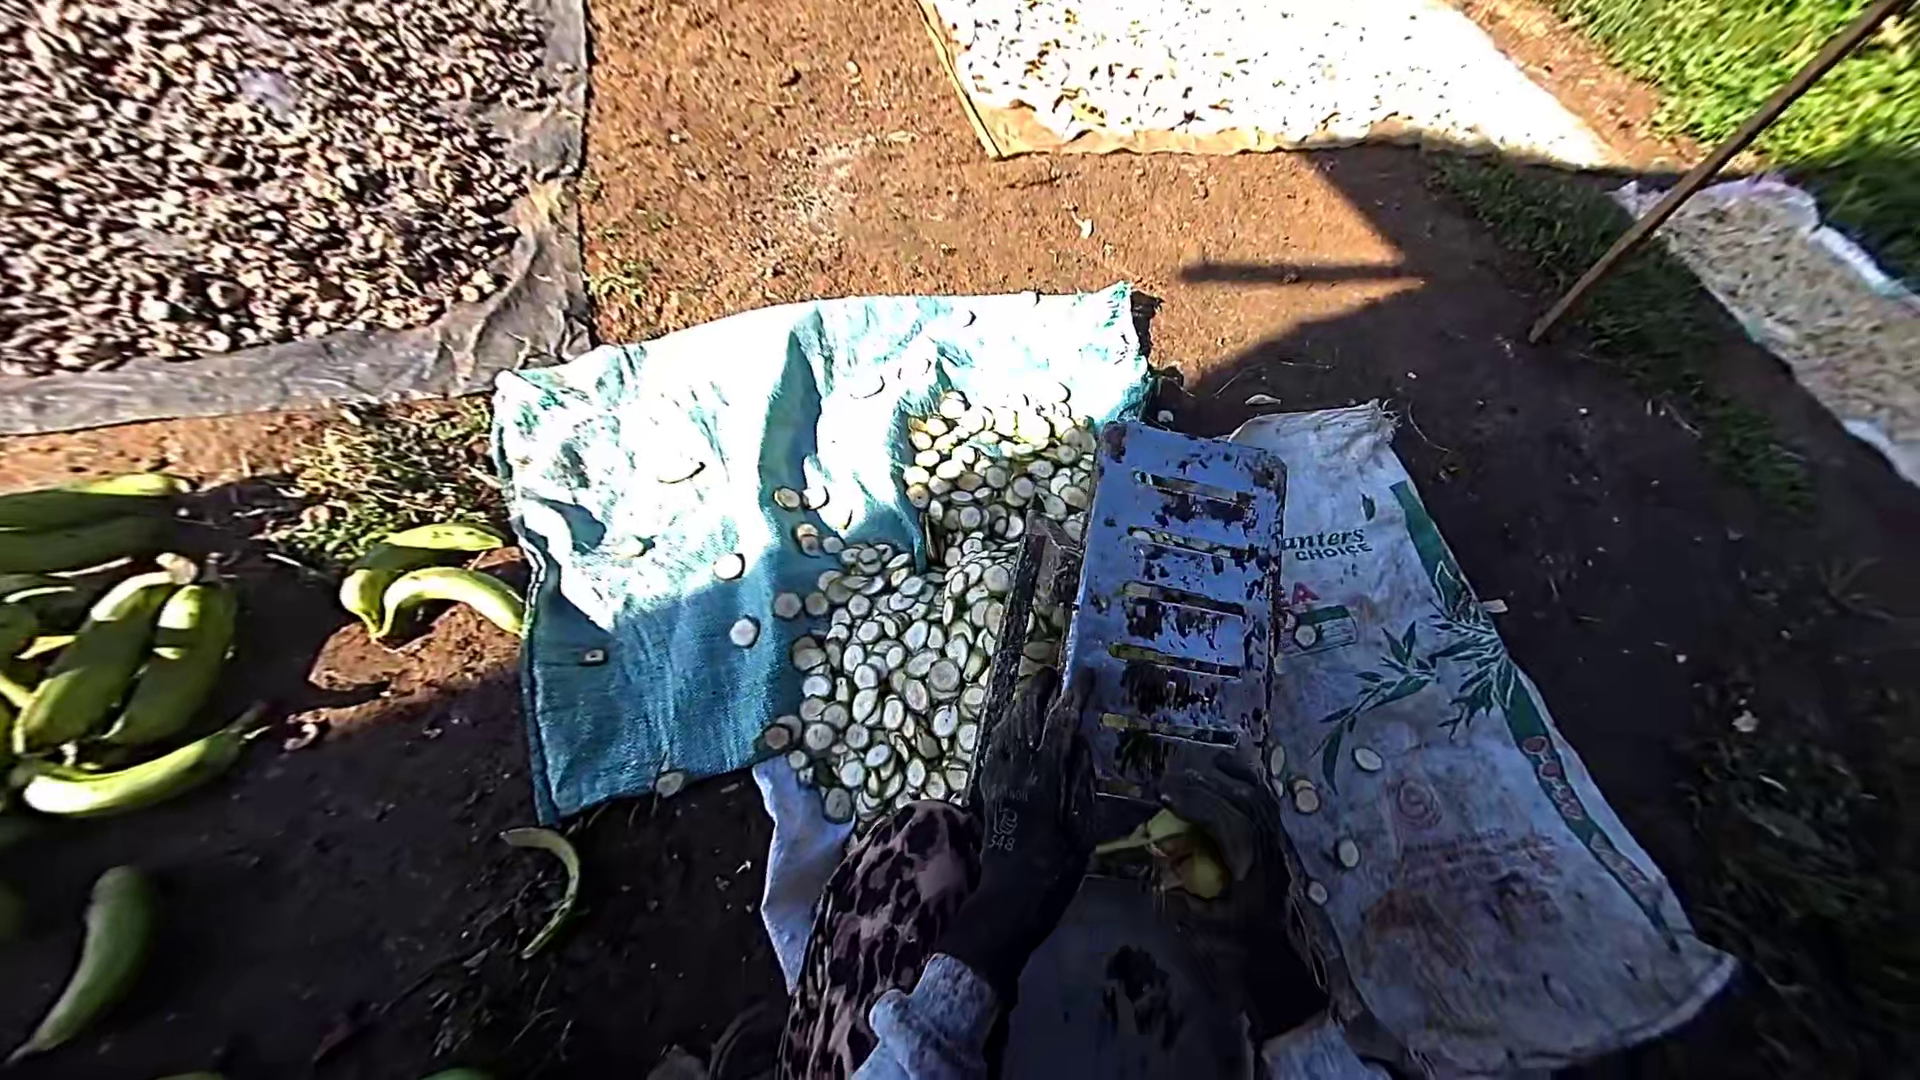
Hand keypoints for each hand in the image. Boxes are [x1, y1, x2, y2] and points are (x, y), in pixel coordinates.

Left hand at [937, 668, 1093, 1001]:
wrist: (1010, 897)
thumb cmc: (1055, 870)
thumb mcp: (1081, 830)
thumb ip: (1080, 781)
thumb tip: (1081, 741)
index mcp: (1045, 781)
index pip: (1060, 726)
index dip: (1073, 696)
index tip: (1084, 674)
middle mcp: (1016, 770)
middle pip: (1024, 715)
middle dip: (1039, 687)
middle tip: (1055, 671)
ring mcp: (997, 773)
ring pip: (1006, 723)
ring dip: (1022, 700)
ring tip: (1038, 686)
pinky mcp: (987, 781)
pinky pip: (995, 740)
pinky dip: (1007, 720)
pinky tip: (1015, 715)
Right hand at [1163, 749, 1316, 1037]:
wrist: (1313, 964)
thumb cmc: (1261, 944)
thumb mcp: (1214, 924)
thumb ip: (1183, 896)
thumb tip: (1157, 867)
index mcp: (1246, 844)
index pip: (1208, 805)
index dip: (1181, 795)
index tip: (1161, 792)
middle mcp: (1267, 825)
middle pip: (1226, 784)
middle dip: (1195, 779)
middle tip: (1173, 784)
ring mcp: (1284, 823)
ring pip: (1251, 781)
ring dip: (1221, 773)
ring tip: (1202, 773)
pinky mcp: (1296, 827)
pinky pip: (1268, 790)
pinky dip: (1248, 781)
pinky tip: (1235, 782)